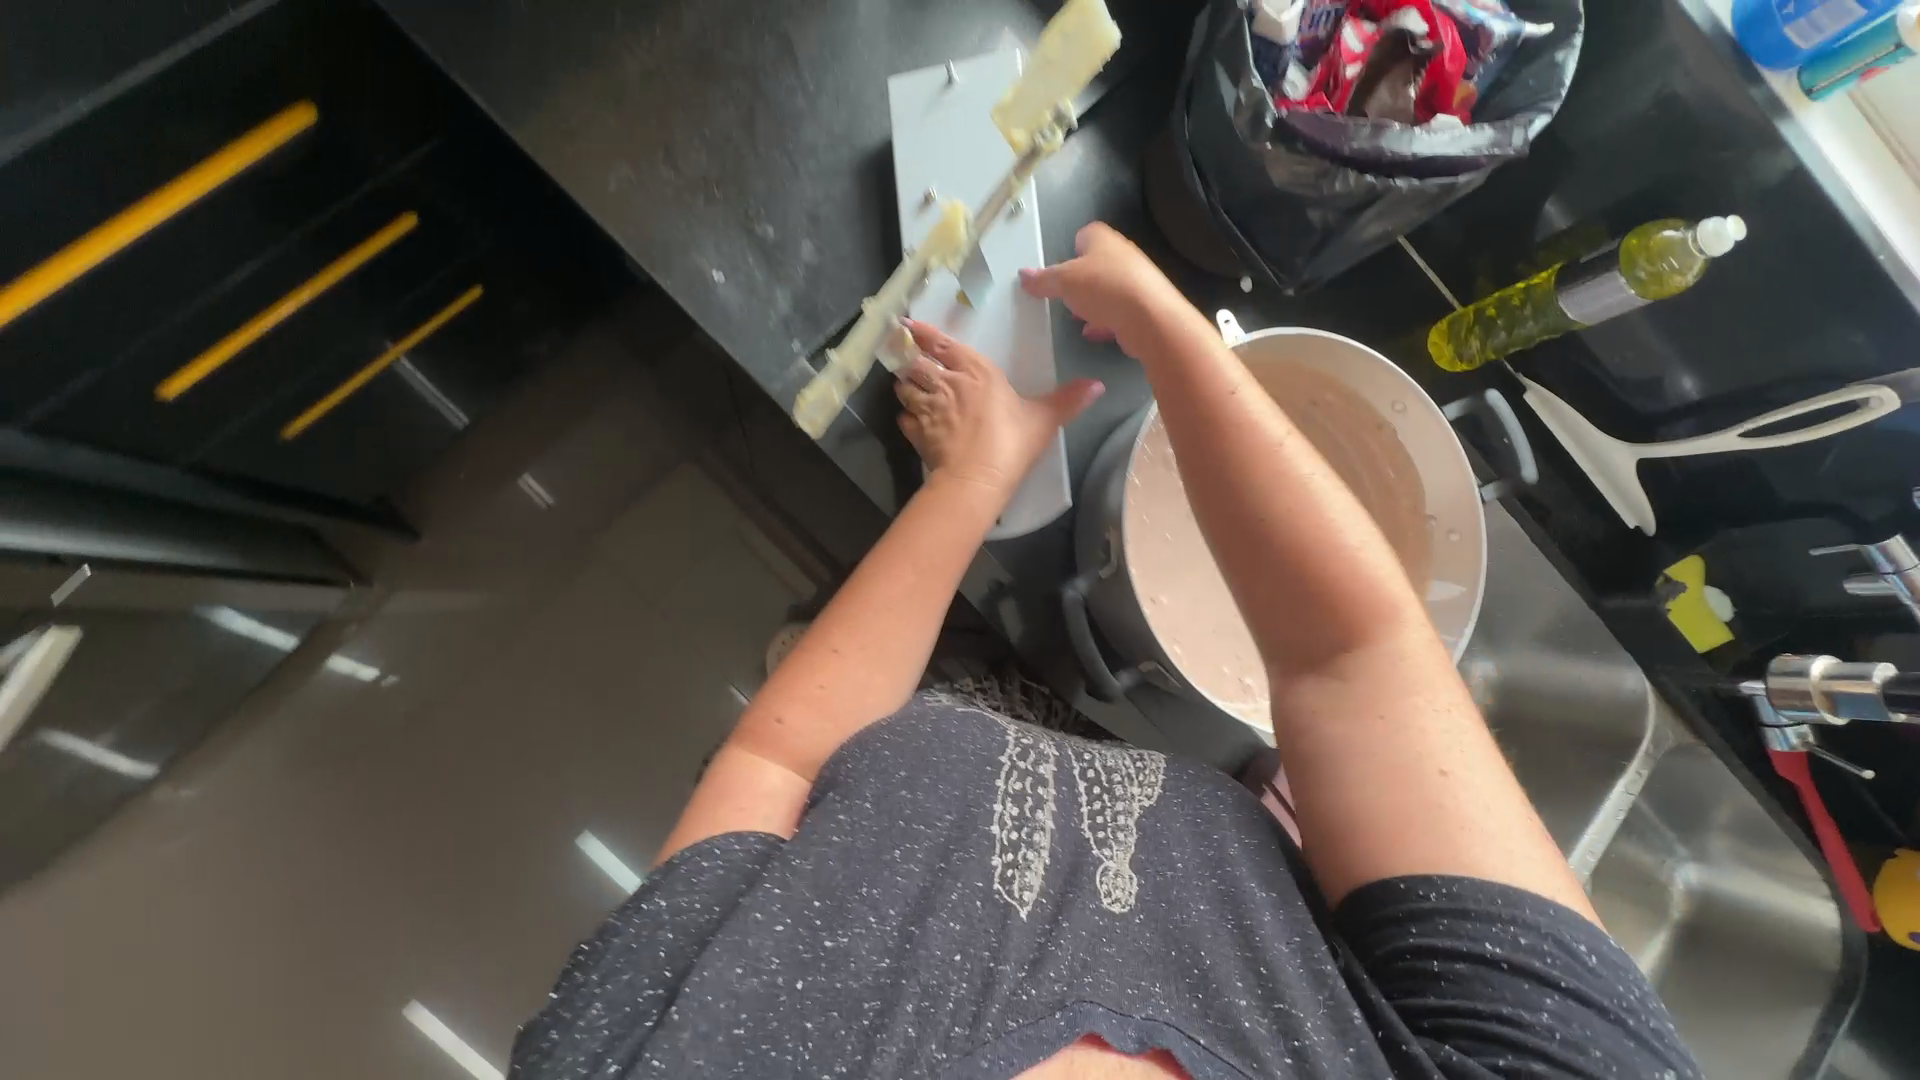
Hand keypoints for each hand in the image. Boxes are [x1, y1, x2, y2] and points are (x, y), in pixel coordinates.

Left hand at [894, 319, 1102, 498]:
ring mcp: (927, 408)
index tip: (909, 326)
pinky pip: (904, 420)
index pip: (942, 344)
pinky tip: (911, 422)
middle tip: (907, 360)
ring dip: (905, 387)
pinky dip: (906, 419)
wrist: (978, 478)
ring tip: (910, 390)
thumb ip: (1068, 400)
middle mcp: (946, 383)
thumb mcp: (1045, 419)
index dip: (924, 334)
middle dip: (909, 360)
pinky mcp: (916, 434)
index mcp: (976, 371)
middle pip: (916, 363)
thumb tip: (1099, 386)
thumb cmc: (1011, 442)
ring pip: (904, 388)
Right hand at [1019, 223, 1195, 357]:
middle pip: (1097, 263)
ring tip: (1078, 317)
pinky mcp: (1143, 306)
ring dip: (1093, 302)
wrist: (1149, 318)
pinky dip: (1105, 321)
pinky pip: (1118, 312)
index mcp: (1103, 240)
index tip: (1059, 268)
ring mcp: (1136, 281)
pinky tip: (1093, 333)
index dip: (1071, 248)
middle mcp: (1122, 255)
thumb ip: (1043, 280)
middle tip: (1065, 295)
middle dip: (1080, 280)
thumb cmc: (1103, 288)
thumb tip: (1022, 275)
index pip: (1085, 234)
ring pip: (1108, 288)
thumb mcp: (1064, 282)